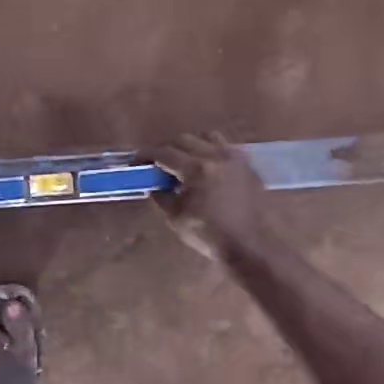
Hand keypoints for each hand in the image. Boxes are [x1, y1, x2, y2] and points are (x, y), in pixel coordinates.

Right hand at [146, 133, 274, 259]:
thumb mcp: (175, 217)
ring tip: (183, 162)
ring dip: (190, 145)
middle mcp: (216, 156)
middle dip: (167, 149)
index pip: (165, 153)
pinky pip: (224, 147)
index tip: (136, 161)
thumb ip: (161, 195)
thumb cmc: (208, 234)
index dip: (147, 155)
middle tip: (157, 163)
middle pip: (184, 140)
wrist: (247, 246)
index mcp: (196, 169)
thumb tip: (154, 184)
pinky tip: (206, 168)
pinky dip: (210, 151)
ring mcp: (234, 158)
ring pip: (206, 138)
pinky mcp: (246, 165)